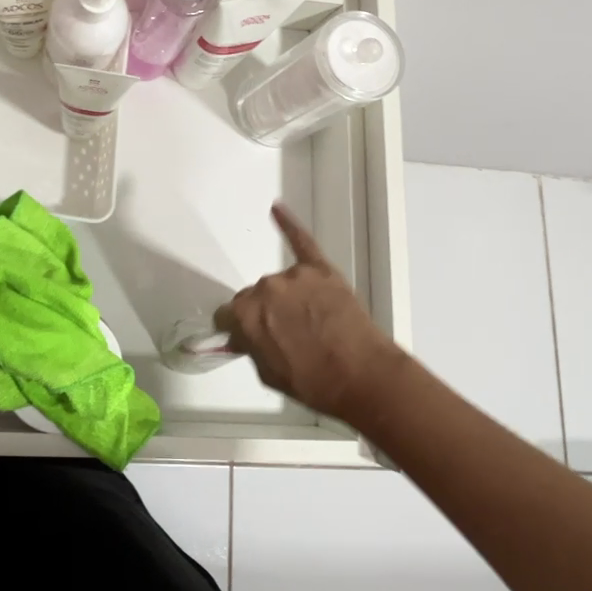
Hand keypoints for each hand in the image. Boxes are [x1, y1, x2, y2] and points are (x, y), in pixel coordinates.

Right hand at [214, 204, 409, 420]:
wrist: (362, 377)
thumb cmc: (313, 382)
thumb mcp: (269, 374)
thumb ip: (252, 346)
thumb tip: (248, 335)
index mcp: (247, 314)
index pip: (229, 314)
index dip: (239, 328)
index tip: (249, 337)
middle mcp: (266, 288)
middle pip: (255, 295)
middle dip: (264, 311)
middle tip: (286, 334)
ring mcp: (296, 275)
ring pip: (281, 282)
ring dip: (287, 297)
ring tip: (311, 321)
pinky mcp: (322, 269)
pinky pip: (302, 241)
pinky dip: (288, 224)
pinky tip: (276, 208)